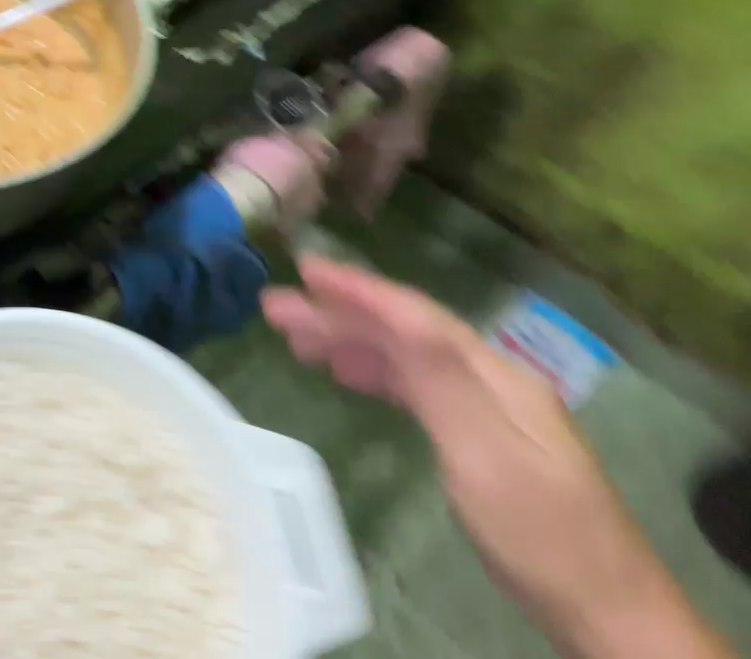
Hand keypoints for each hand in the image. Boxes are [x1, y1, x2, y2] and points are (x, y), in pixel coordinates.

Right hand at [263, 255, 729, 658]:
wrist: (601, 607)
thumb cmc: (536, 528)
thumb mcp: (485, 452)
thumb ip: (440, 379)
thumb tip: (397, 315)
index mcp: (494, 377)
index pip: (416, 317)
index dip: (359, 289)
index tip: (304, 269)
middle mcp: (488, 381)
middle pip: (403, 332)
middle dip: (337, 312)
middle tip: (274, 306)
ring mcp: (482, 409)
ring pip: (402, 356)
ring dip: (346, 338)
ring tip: (292, 336)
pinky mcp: (470, 435)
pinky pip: (408, 384)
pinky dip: (369, 369)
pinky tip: (342, 371)